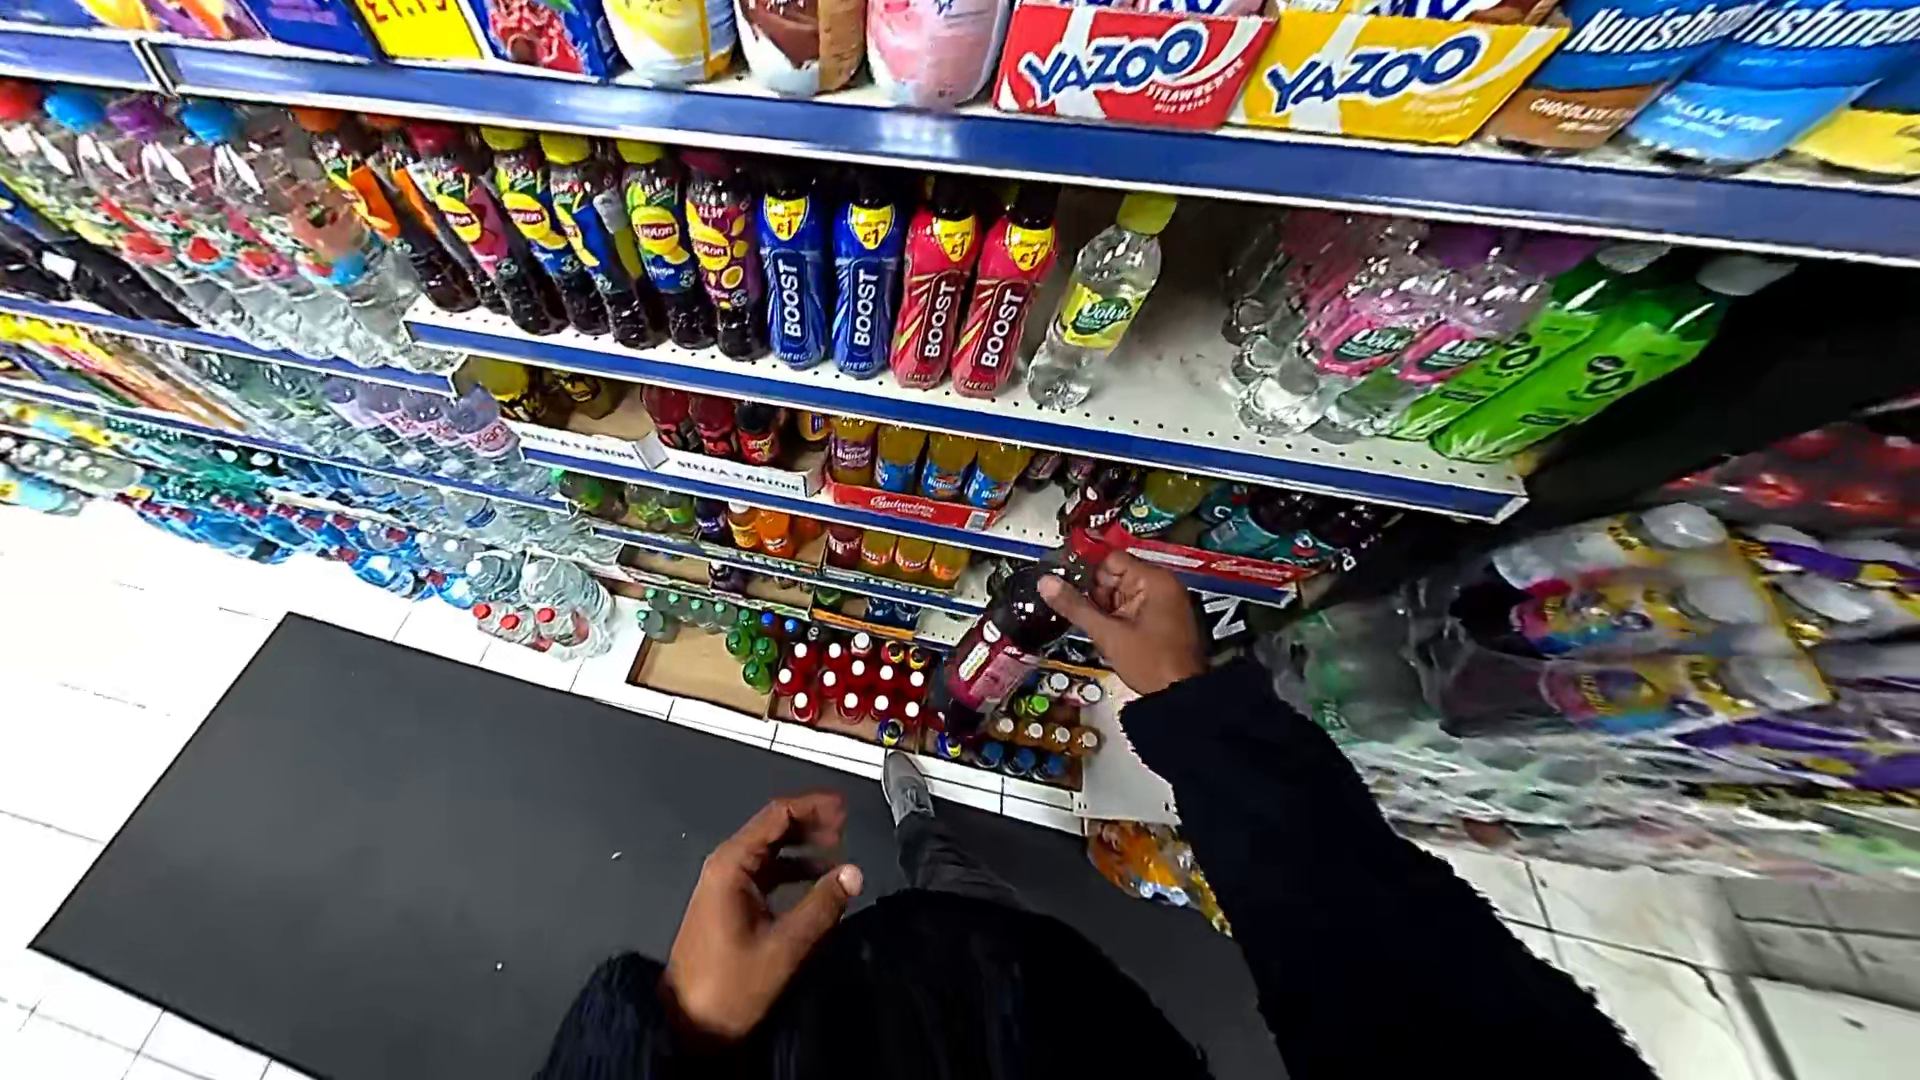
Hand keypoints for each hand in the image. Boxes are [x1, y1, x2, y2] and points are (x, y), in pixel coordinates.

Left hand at [662, 793, 863, 1040]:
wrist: (685, 1031)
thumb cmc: (729, 986)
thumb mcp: (784, 947)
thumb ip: (822, 905)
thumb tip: (854, 873)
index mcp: (732, 863)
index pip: (778, 814)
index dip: (814, 805)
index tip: (844, 808)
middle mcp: (727, 863)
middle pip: (775, 825)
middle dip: (812, 821)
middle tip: (845, 826)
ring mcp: (726, 881)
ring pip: (773, 846)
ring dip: (805, 843)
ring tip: (837, 848)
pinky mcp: (731, 900)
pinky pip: (768, 867)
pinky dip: (794, 864)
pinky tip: (817, 877)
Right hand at [1038, 550, 1205, 695]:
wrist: (1178, 697)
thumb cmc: (1154, 664)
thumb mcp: (1107, 633)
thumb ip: (1074, 605)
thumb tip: (1048, 583)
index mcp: (1154, 581)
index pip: (1111, 559)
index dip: (1087, 571)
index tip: (1066, 580)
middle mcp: (1161, 586)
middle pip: (1113, 576)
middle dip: (1095, 596)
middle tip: (1086, 614)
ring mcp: (1162, 603)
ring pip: (1118, 594)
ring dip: (1103, 609)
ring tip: (1103, 630)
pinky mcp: (1159, 618)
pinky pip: (1128, 607)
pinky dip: (1115, 618)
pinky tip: (1111, 635)